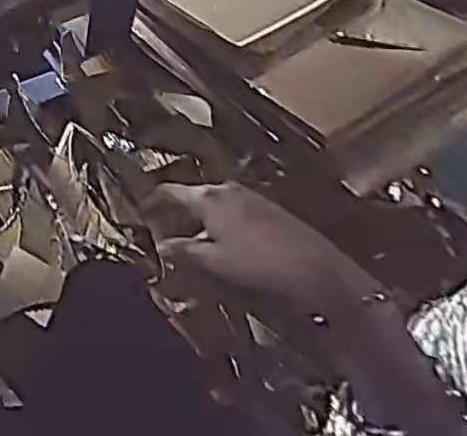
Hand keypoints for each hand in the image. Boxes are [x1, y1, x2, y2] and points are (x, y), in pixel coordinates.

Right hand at [143, 183, 383, 318]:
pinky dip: (220, 222)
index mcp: (208, 197)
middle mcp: (226, 190)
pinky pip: (233, 211)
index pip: (167, 191)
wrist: (328, 276)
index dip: (150, 202)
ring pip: (213, 204)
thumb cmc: (263, 266)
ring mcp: (252, 198)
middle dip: (174, 211)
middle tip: (162, 228)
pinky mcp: (272, 211)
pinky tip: (224, 242)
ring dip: (199, 218)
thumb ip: (183, 251)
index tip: (138, 212)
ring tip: (191, 237)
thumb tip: (160, 245)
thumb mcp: (215, 263)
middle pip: (191, 196)